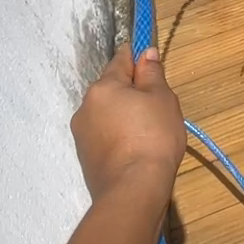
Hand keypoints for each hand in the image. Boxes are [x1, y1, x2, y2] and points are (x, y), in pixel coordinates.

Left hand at [71, 45, 185, 201]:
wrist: (133, 190)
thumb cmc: (153, 135)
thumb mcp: (161, 97)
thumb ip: (152, 73)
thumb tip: (146, 54)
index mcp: (102, 88)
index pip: (121, 60)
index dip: (139, 58)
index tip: (153, 65)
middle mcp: (85, 108)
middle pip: (112, 88)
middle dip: (133, 91)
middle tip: (158, 105)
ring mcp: (82, 135)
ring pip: (108, 112)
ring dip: (125, 113)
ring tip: (150, 130)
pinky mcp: (85, 158)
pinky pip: (105, 134)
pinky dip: (120, 134)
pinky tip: (137, 146)